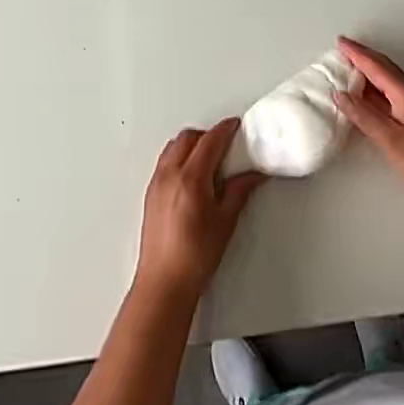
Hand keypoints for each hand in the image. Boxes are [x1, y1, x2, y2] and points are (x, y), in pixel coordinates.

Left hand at [136, 119, 265, 300]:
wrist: (165, 279)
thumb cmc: (194, 255)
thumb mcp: (226, 220)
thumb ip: (240, 191)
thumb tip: (252, 175)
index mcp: (190, 178)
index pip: (209, 141)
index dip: (225, 130)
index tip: (235, 126)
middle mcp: (169, 175)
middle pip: (188, 138)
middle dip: (208, 135)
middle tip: (227, 143)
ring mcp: (157, 182)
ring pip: (173, 147)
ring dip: (191, 144)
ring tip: (211, 158)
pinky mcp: (151, 192)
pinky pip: (165, 162)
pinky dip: (179, 157)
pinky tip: (193, 174)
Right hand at [332, 39, 403, 206]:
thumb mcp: (390, 139)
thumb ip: (363, 115)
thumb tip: (341, 94)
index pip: (377, 67)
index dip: (357, 53)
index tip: (340, 42)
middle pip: (387, 69)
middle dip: (364, 57)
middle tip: (343, 50)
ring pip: (391, 82)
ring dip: (371, 73)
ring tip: (350, 70)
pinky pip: (396, 95)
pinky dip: (378, 90)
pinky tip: (370, 98)